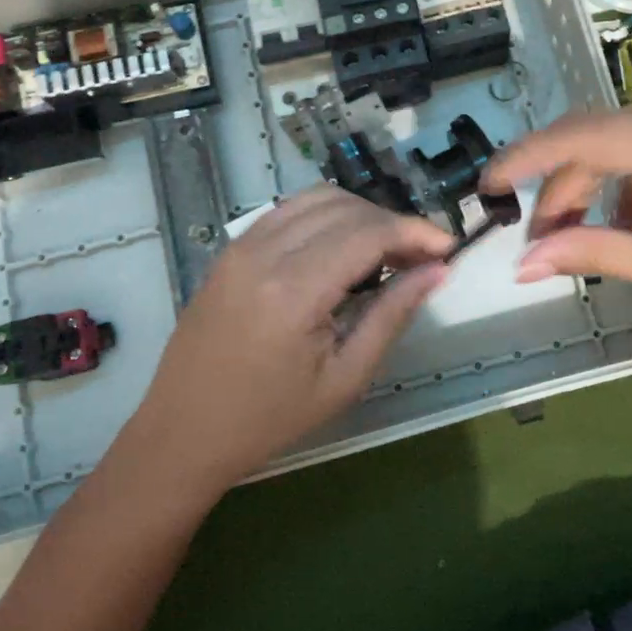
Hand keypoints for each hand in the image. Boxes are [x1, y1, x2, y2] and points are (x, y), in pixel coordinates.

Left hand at [131, 186, 453, 491]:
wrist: (183, 431)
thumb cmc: (269, 418)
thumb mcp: (344, 379)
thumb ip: (392, 316)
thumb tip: (436, 271)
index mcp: (294, 291)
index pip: (368, 233)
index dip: (416, 232)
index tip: (448, 248)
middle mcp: (264, 253)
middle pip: (347, 208)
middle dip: (393, 223)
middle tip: (421, 258)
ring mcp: (241, 246)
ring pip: (316, 199)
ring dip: (360, 214)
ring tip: (385, 252)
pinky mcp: (230, 250)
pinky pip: (288, 211)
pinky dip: (326, 216)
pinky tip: (341, 248)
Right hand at [482, 74, 631, 303]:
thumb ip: (600, 254)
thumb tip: (526, 264)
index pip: (580, 135)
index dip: (524, 158)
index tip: (486, 186)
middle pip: (599, 133)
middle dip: (563, 184)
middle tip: (544, 239)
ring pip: (625, 127)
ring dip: (599, 175)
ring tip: (590, 232)